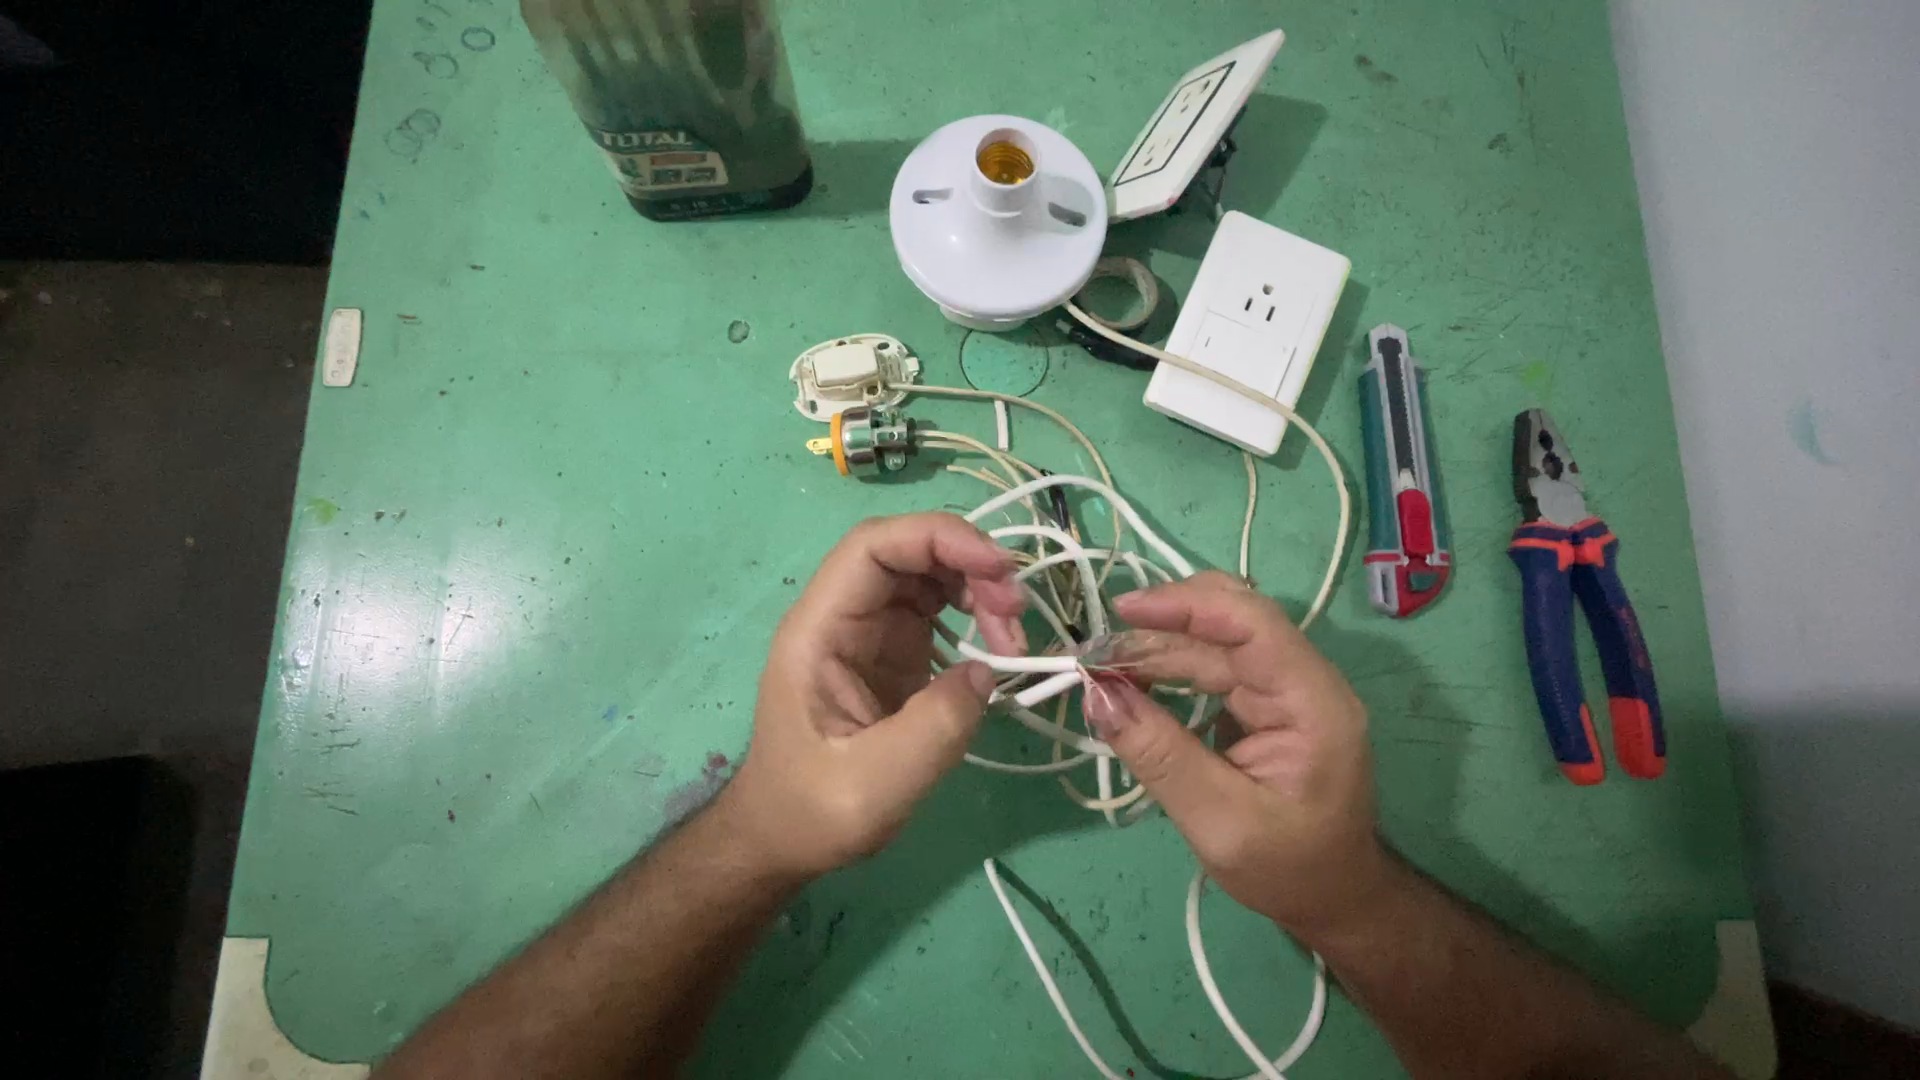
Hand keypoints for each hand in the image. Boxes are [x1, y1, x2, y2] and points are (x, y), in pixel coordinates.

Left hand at [721, 513, 1026, 880]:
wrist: (783, 837)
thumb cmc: (811, 811)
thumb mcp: (875, 785)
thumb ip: (935, 727)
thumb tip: (985, 672)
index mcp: (819, 629)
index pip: (873, 546)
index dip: (936, 537)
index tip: (998, 567)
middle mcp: (842, 615)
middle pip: (906, 551)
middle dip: (968, 563)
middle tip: (1015, 612)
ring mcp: (868, 630)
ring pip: (927, 574)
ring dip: (977, 588)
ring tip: (1013, 637)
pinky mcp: (893, 650)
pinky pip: (937, 609)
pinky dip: (974, 615)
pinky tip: (998, 648)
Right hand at [1084, 571, 1385, 936]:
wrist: (1334, 897)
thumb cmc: (1288, 869)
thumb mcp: (1218, 823)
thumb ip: (1159, 756)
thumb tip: (1096, 695)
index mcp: (1311, 704)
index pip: (1251, 624)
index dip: (1187, 606)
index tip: (1123, 610)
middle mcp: (1302, 680)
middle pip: (1232, 619)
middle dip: (1161, 623)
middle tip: (1099, 649)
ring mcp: (1284, 686)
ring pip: (1215, 638)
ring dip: (1157, 644)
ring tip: (1102, 666)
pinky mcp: (1264, 698)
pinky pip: (1211, 662)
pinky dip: (1167, 664)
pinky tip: (1132, 677)